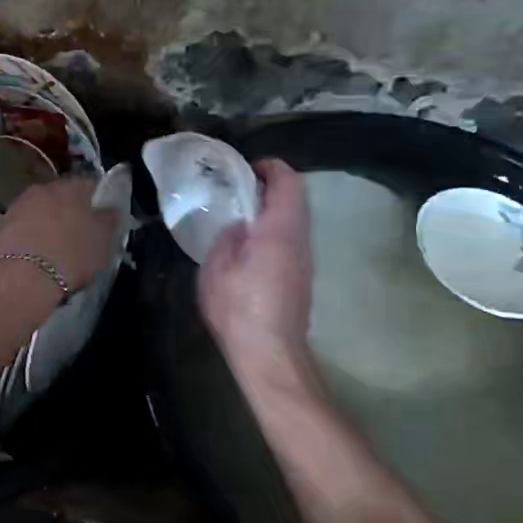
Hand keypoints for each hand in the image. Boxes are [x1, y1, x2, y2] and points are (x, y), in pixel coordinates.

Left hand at [0, 178, 119, 296]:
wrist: (22, 279)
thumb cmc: (71, 257)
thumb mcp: (103, 242)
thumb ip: (109, 220)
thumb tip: (110, 209)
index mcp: (72, 187)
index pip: (91, 186)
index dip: (99, 202)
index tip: (102, 218)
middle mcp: (45, 188)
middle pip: (63, 196)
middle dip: (71, 210)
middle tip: (78, 233)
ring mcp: (20, 205)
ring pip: (41, 209)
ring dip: (48, 221)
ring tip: (54, 245)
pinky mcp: (1, 224)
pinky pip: (24, 225)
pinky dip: (30, 234)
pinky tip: (35, 253)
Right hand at [199, 159, 319, 394]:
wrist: (271, 355)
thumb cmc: (239, 309)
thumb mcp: (216, 268)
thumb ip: (228, 237)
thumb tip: (239, 226)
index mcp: (280, 230)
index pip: (288, 181)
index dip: (270, 167)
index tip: (246, 169)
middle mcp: (300, 239)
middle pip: (295, 197)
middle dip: (269, 187)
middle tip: (238, 191)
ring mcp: (305, 259)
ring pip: (295, 219)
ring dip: (272, 210)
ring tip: (240, 217)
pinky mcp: (302, 276)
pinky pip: (292, 238)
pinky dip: (274, 229)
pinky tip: (249, 246)